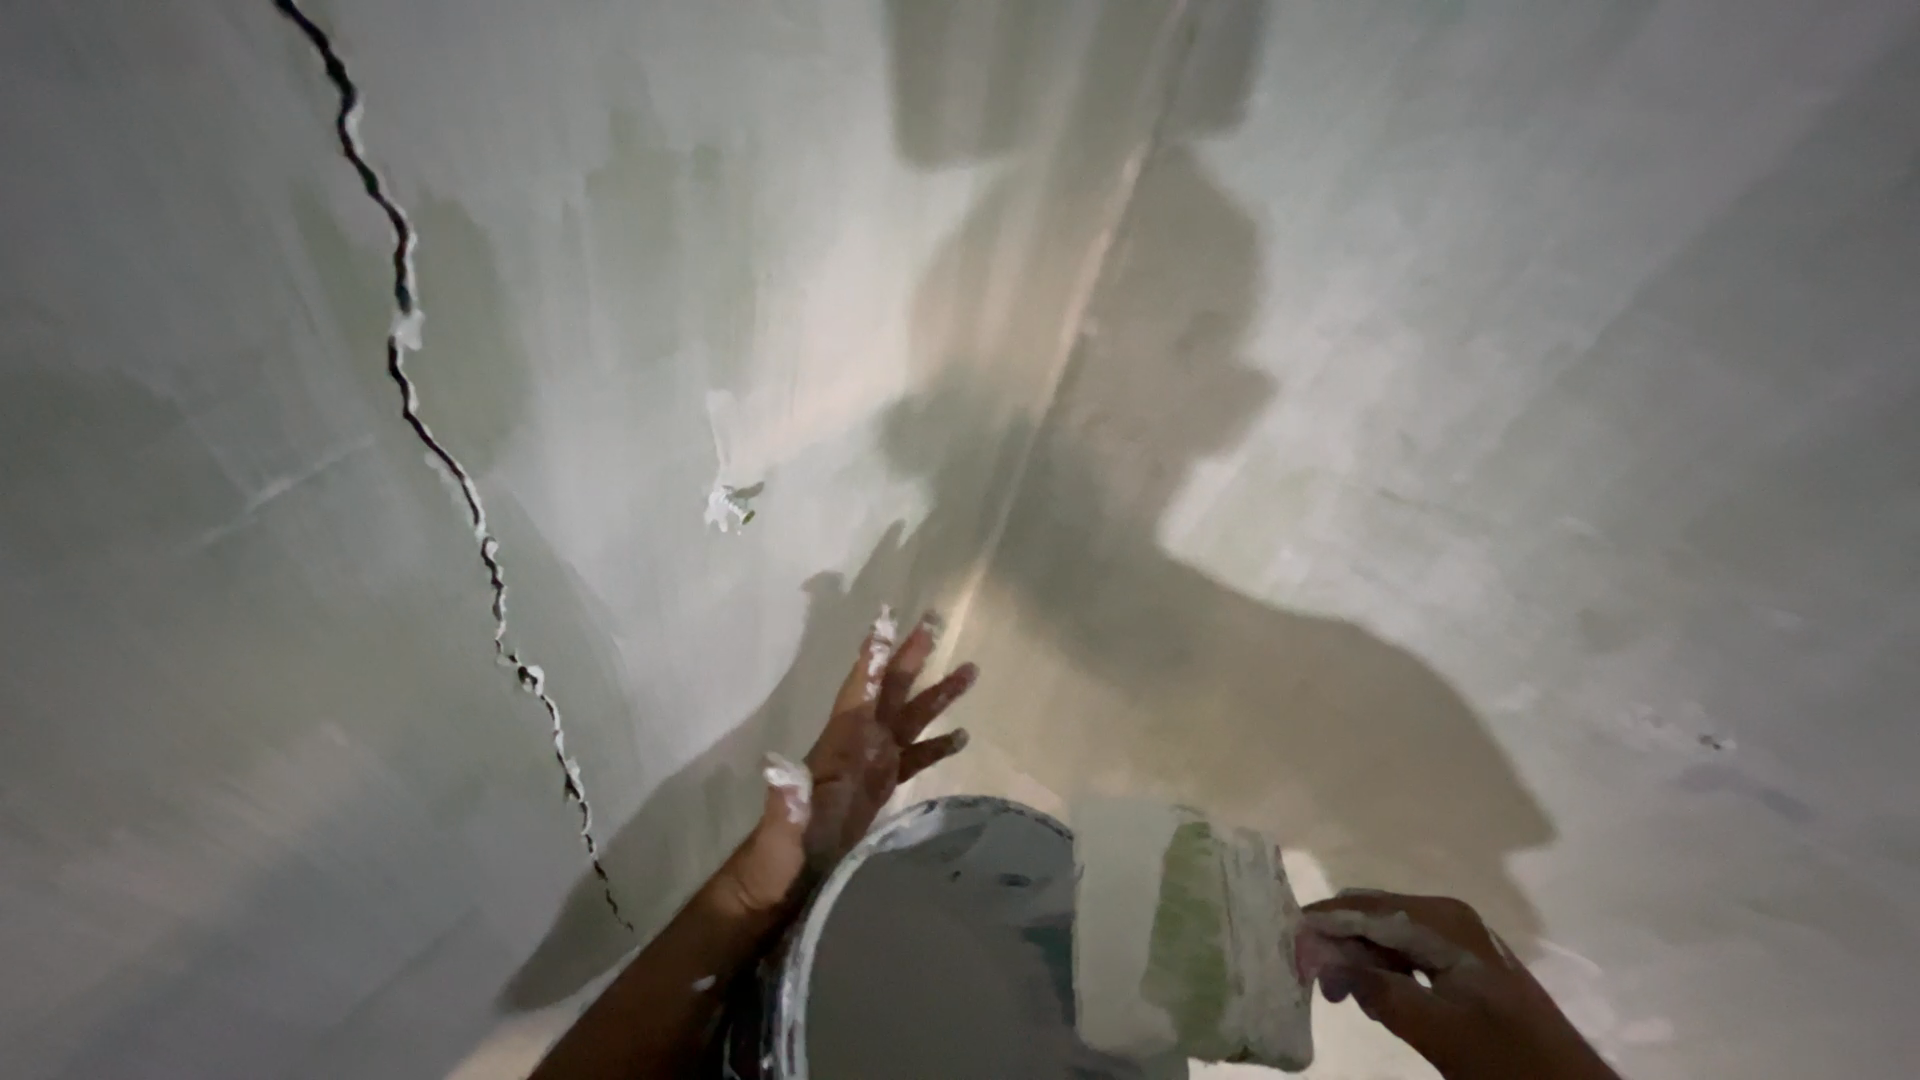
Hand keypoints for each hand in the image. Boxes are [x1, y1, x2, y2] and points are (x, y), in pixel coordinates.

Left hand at [720, 607, 977, 914]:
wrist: (778, 888)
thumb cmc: (776, 862)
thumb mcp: (780, 835)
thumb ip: (785, 804)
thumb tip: (779, 767)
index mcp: (837, 748)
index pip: (859, 694)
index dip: (873, 660)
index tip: (887, 622)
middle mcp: (856, 747)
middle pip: (889, 693)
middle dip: (909, 658)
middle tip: (933, 624)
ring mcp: (870, 766)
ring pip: (908, 720)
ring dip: (935, 695)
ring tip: (969, 670)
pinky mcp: (880, 788)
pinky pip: (914, 758)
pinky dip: (936, 745)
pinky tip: (961, 736)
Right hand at [1297, 891, 1620, 1079]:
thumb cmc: (1505, 1061)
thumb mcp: (1434, 1030)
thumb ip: (1374, 989)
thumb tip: (1322, 962)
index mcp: (1442, 922)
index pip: (1364, 908)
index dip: (1323, 924)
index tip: (1288, 942)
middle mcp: (1448, 916)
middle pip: (1373, 914)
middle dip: (1336, 939)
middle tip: (1309, 973)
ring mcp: (1458, 938)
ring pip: (1386, 932)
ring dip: (1356, 956)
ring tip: (1335, 990)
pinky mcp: (1464, 963)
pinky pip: (1406, 950)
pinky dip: (1381, 967)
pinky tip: (1369, 993)